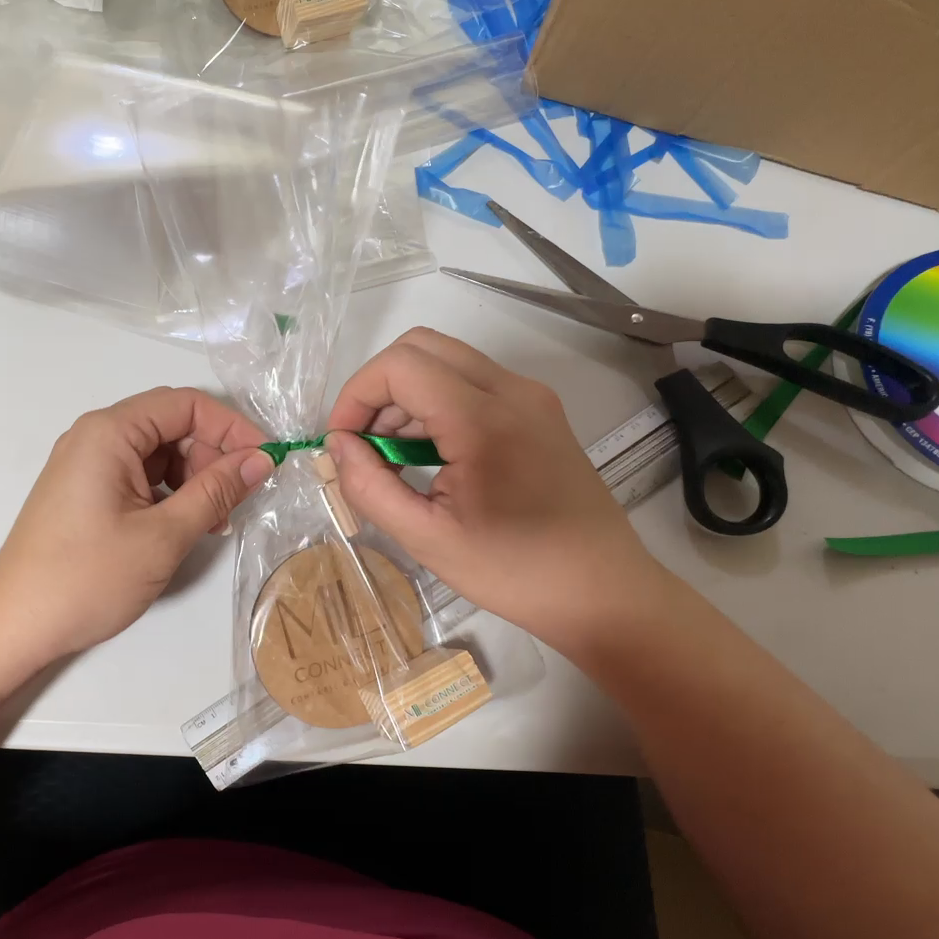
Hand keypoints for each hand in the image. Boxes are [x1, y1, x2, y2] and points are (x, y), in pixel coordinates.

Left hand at [0, 387, 272, 662]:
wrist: (16, 623)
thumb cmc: (88, 577)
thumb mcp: (163, 535)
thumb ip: (215, 492)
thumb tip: (260, 460)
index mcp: (109, 432)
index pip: (185, 404)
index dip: (231, 428)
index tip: (264, 462)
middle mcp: (93, 437)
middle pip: (169, 425)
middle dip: (211, 455)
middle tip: (235, 501)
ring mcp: (85, 465)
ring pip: (155, 453)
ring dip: (192, 478)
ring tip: (213, 521)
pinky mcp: (82, 492)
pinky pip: (136, 476)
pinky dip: (167, 493)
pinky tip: (183, 526)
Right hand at [325, 328, 672, 649]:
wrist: (602, 591)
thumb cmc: (513, 571)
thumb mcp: (426, 538)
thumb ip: (368, 486)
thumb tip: (336, 446)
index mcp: (483, 419)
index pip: (399, 366)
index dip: (355, 396)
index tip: (341, 444)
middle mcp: (512, 391)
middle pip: (420, 347)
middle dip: (376, 389)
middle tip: (363, 444)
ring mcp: (530, 397)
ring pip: (445, 361)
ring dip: (404, 397)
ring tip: (391, 459)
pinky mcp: (538, 412)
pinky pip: (471, 382)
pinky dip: (433, 404)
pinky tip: (427, 457)